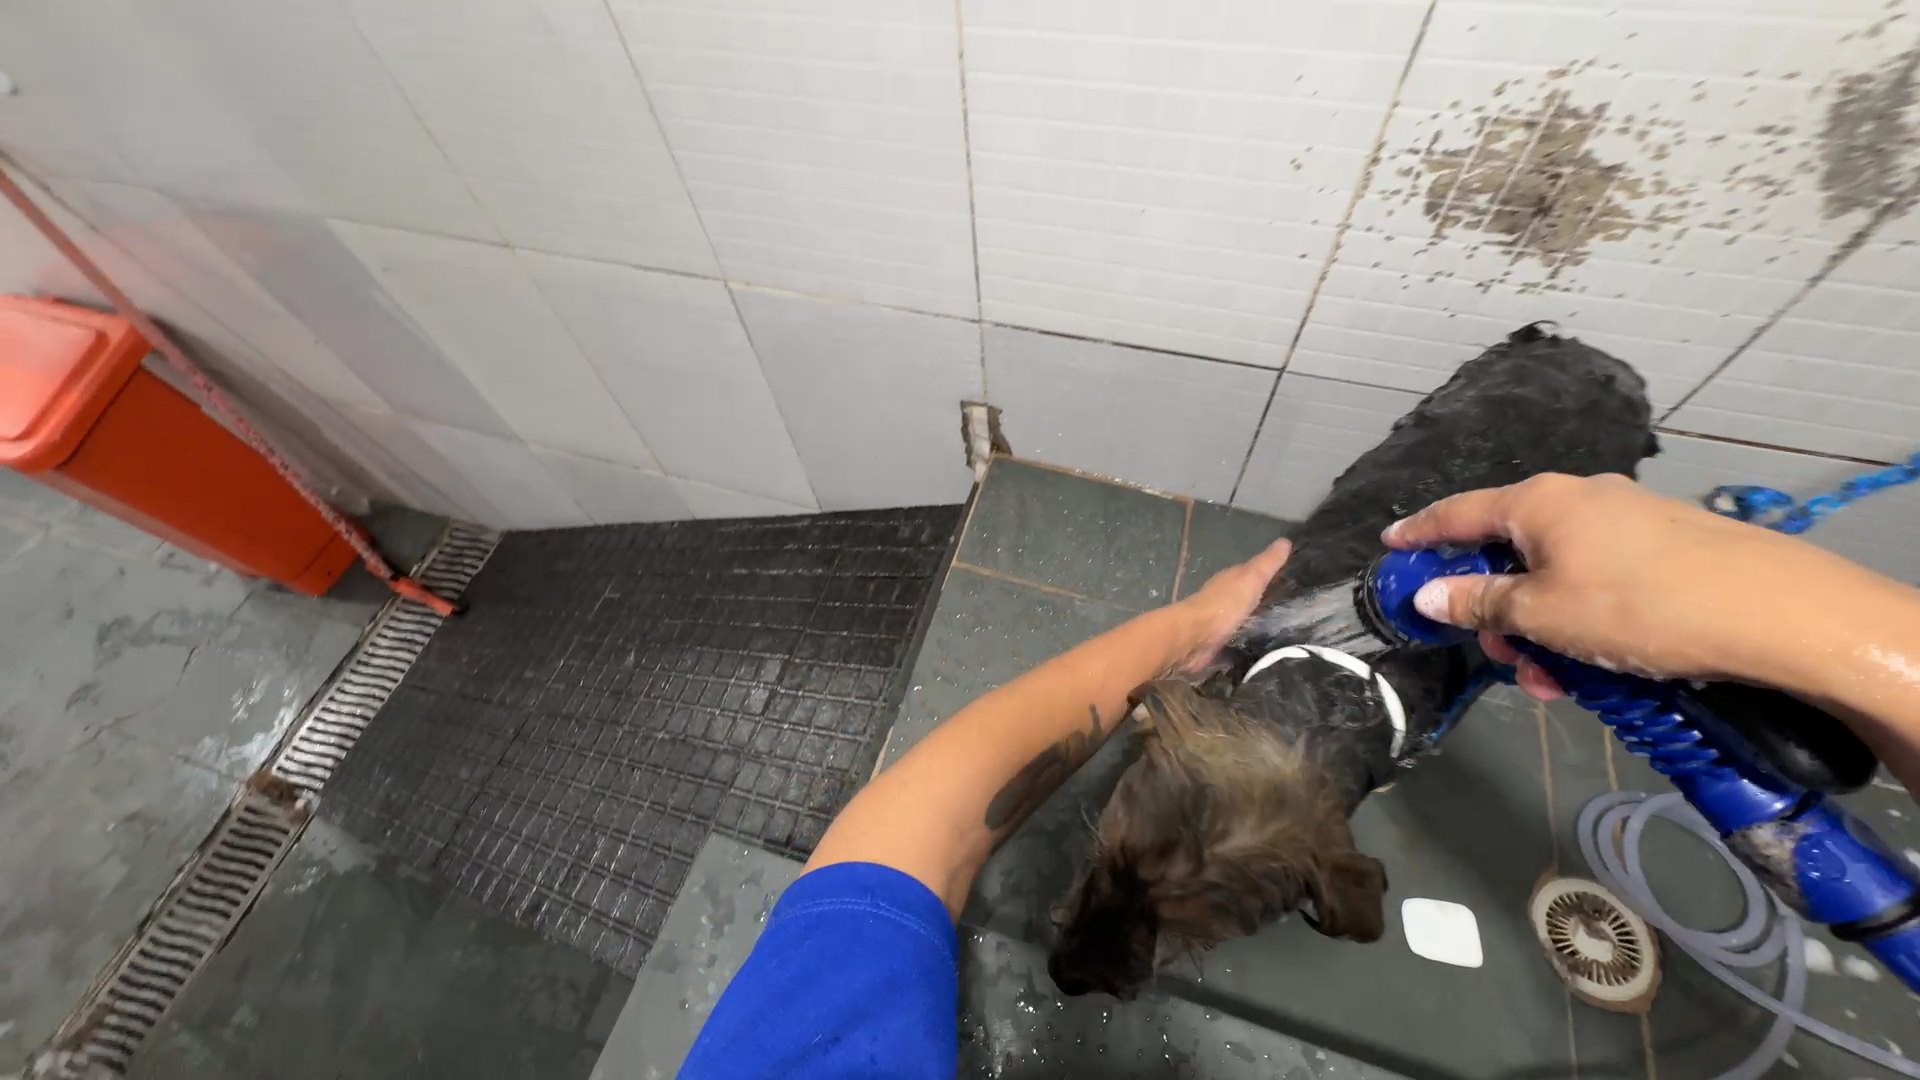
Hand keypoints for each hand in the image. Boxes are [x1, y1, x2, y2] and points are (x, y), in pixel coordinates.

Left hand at [1171, 537, 1291, 672]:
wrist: (1195, 637)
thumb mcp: (1250, 579)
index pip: (1256, 574)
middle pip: (1252, 598)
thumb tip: (1285, 541)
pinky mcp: (1220, 645)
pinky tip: (1270, 650)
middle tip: (1301, 611)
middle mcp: (1225, 599)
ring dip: (1263, 624)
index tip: (1299, 581)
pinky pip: (1242, 642)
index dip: (1275, 576)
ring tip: (1293, 633)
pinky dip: (1252, 643)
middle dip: (1271, 602)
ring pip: (1248, 620)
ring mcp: (1221, 623)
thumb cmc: (1223, 604)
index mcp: (1232, 580)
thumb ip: (1267, 564)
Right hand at [1381, 473, 1867, 696]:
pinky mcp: (1668, 544)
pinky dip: (1579, 617)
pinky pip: (1597, 578)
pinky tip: (1593, 663)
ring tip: (1553, 677)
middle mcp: (1579, 498)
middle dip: (1492, 605)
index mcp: (1538, 502)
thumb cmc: (1638, 607)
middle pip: (1508, 550)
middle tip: (1494, 650)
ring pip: (1554, 572)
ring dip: (1538, 625)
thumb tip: (1427, 593)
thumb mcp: (1540, 614)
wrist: (1787, 616)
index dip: (1419, 531)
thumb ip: (1475, 602)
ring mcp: (1628, 518)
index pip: (1457, 512)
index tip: (1390, 544)